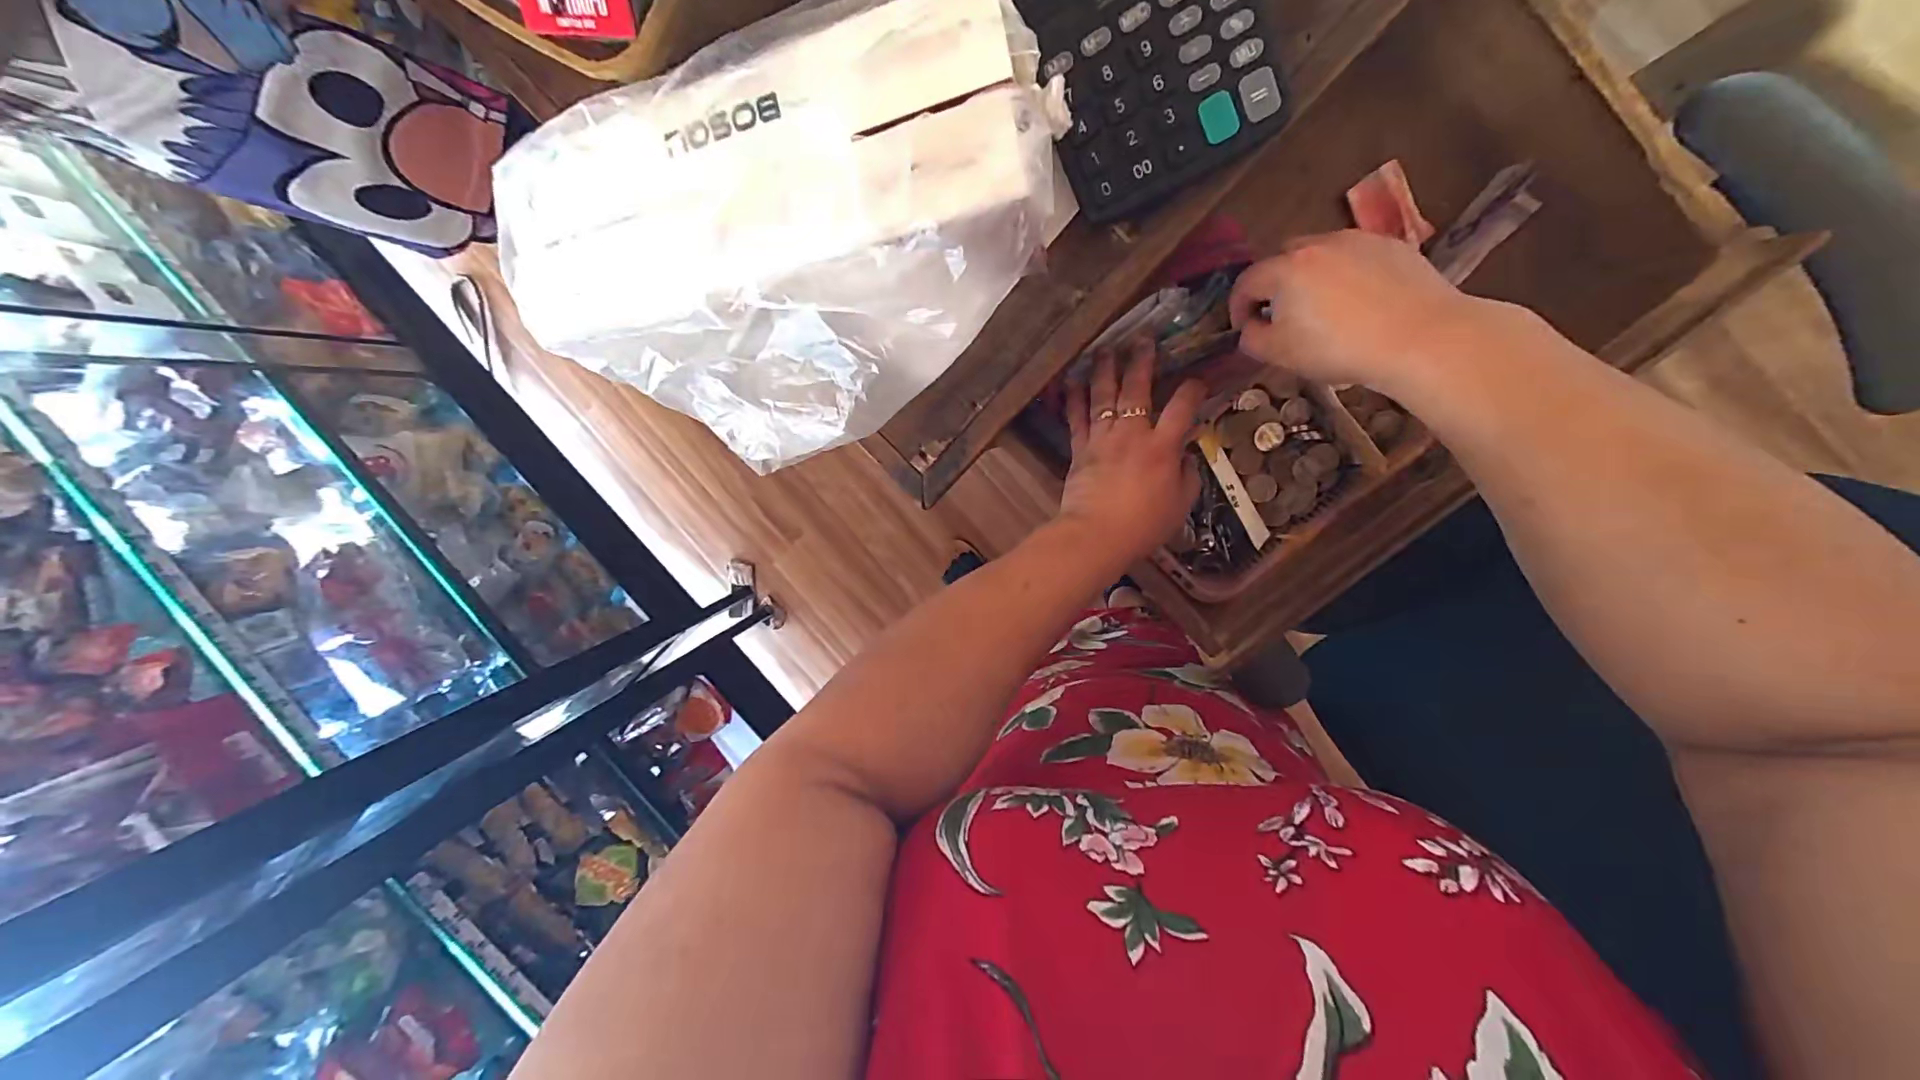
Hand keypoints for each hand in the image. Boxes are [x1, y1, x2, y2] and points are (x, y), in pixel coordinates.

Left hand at [1059, 338, 1205, 568]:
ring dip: (1105, 370)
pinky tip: (1073, 381)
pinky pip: (1077, 418)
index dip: (1193, 389)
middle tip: (1142, 340)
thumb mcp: (1180, 504)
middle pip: (1137, 389)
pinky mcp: (1079, 450)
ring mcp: (1102, 439)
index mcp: (1162, 446)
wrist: (1097, 535)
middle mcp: (1132, 434)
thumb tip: (1188, 457)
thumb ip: (1188, 476)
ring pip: (1103, 397)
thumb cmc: (1143, 525)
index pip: (1183, 407)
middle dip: (1142, 362)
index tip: (1198, 380)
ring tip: (1105, 350)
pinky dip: (1074, 398)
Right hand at [1228, 230, 1502, 389]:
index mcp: (1285, 269)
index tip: (1244, 329)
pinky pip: (1355, 257)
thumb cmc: (1339, 349)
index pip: (1246, 282)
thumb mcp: (1280, 355)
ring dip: (1311, 277)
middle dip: (1275, 286)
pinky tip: (1360, 303)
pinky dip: (1347, 275)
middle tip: (1283, 316)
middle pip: (1282, 259)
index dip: (1238, 307)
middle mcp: (1319, 244)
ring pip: (1320, 254)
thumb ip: (1252, 339)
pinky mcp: (1393, 246)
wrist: (1421, 338)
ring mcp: (1359, 241)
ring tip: (1324, 310)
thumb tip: (1250, 329)